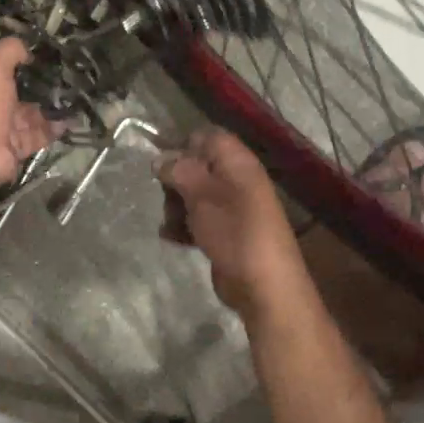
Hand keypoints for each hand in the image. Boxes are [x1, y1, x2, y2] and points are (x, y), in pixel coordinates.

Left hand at [0, 38, 57, 193]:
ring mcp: (3, 127)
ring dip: (52, 106)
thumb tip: (27, 47)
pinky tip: (72, 119)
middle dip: (42, 85)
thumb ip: (9, 51)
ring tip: (77, 95)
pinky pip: (39, 133)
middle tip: (69, 74)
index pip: (1, 68)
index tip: (48, 54)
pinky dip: (54, 127)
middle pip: (19, 91)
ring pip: (32, 113)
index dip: (22, 60)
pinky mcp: (17, 146)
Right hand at [158, 128, 300, 312]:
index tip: (160, 162)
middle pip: (197, 166)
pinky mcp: (226, 232)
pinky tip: (172, 237)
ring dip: (176, 206)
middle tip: (166, 197)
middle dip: (175, 181)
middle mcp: (237, 181)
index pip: (208, 137)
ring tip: (170, 224)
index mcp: (238, 163)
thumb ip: (178, 170)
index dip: (183, 145)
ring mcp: (233, 208)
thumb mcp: (200, 194)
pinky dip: (184, 225)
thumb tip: (160, 159)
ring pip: (194, 194)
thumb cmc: (233, 231)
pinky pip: (198, 218)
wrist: (263, 285)